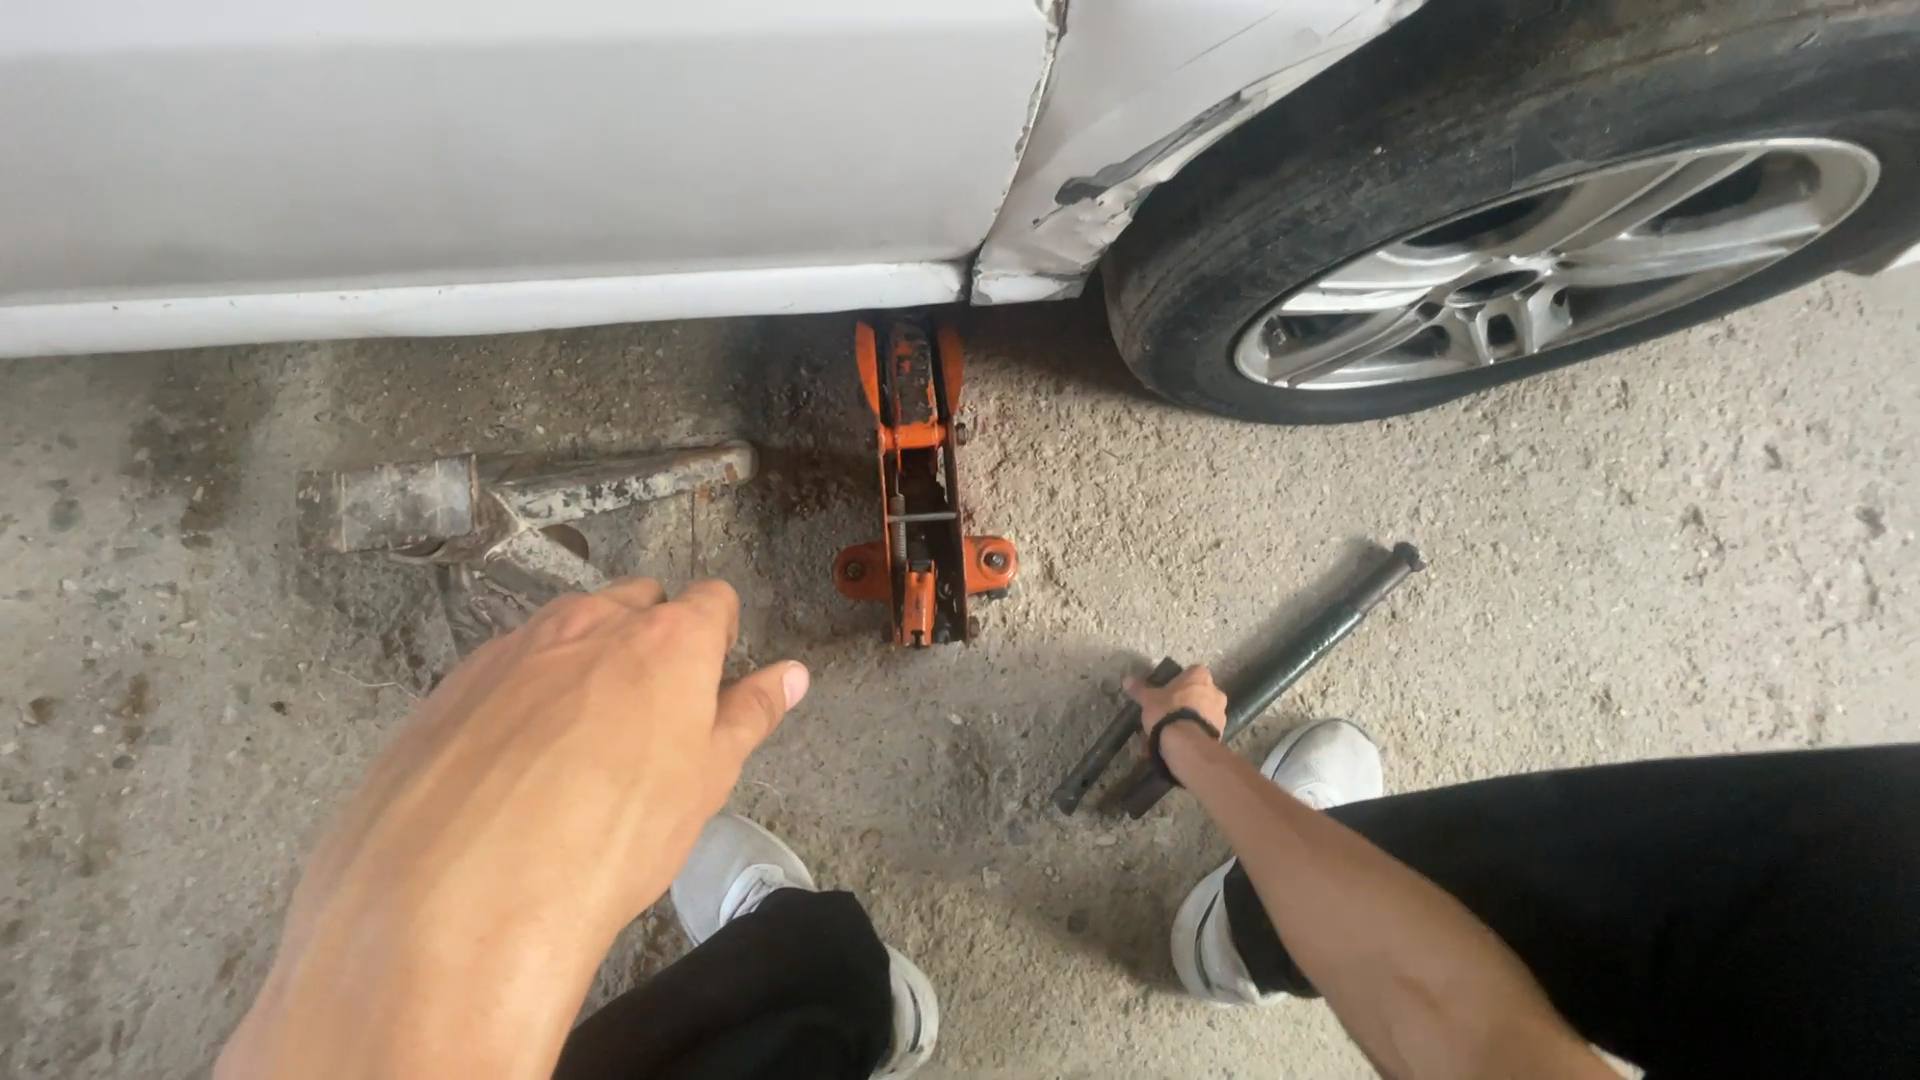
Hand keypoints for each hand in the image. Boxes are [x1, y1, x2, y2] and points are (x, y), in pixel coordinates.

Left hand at [219, 578, 805, 1079]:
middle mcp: (592, 622)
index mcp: (668, 639)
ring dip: (588, 658)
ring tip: (577, 738)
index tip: (710, 678)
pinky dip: (525, 691)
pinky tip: (511, 761)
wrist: (457, 903)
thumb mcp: (706, 780)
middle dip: (653, 635)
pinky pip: (507, 665)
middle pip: (639, 600)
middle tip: (648, 711)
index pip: (713, 599)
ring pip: (570, 628)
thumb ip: (751, 713)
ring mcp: (515, 647)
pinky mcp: (451, 684)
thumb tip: (794, 674)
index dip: (719, 634)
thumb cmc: (617, 835)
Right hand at [1124, 664, 1228, 739]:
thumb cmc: (1168, 711)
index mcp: (1199, 676)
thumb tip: (1127, 679)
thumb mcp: (1149, 699)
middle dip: (1188, 700)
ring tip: (1173, 730)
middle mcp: (1215, 691)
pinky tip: (1180, 741)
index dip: (1180, 680)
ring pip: (1204, 711)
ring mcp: (1221, 712)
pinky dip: (1195, 732)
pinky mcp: (1222, 732)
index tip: (1169, 690)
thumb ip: (1140, 688)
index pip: (1192, 671)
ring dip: (1192, 717)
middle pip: (1200, 692)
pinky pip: (1205, 728)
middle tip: (1170, 710)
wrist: (1186, 742)